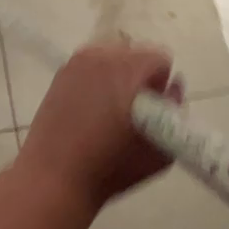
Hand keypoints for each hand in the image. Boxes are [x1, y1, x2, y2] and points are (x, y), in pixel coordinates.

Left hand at [15, 38, 181, 207]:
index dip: (162, 83)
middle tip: (135, 107)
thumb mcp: (159, 150)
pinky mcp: (61, 72)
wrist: (55, 176)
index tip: (155, 106)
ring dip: (118, 73)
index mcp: (130, 70)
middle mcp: (104, 56)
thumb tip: (174, 88)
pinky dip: (96, 77)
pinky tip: (91, 106)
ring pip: (110, 55)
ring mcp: (78, 61)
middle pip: (134, 52)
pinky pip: (89, 64)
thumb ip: (174, 112)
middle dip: (140, 74)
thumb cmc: (111, 167)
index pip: (160, 58)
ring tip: (112, 106)